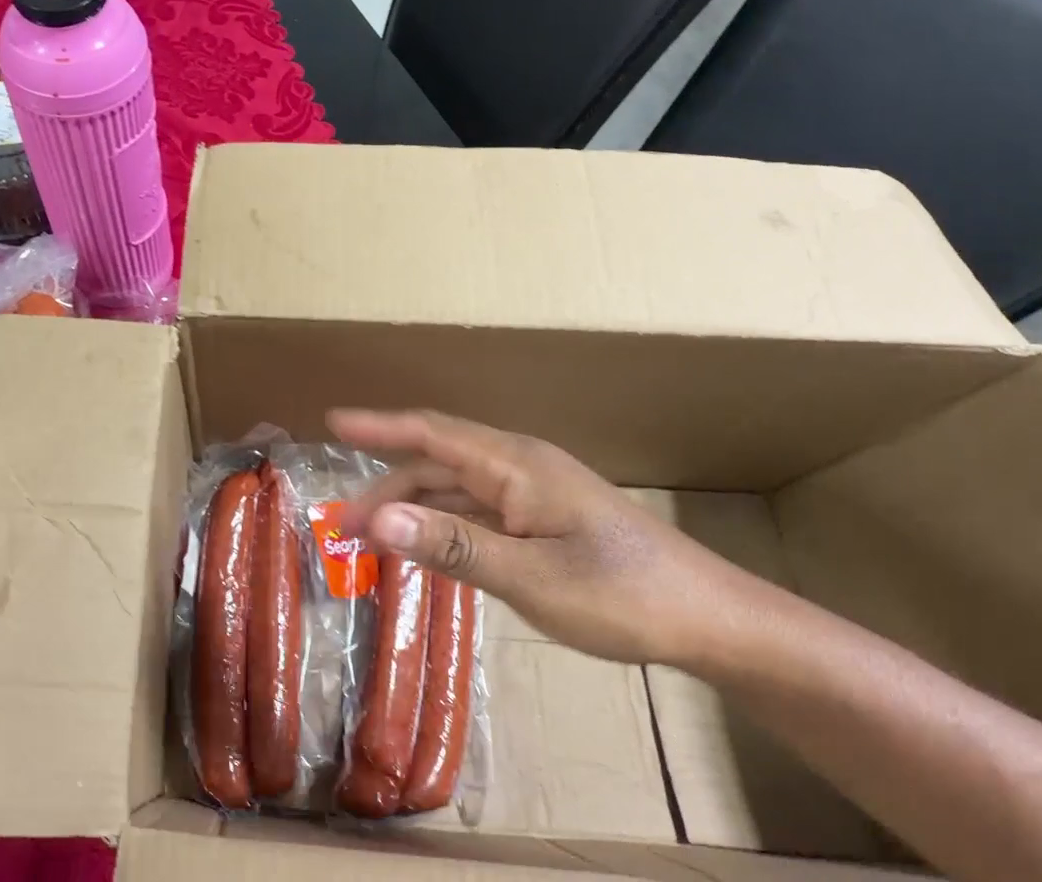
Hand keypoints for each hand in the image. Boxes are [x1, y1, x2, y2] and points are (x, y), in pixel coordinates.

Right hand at [329, 409, 751, 666]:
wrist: (708, 620)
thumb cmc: (621, 595)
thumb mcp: (529, 576)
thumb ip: (452, 545)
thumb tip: (377, 518)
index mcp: (516, 465)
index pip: (433, 434)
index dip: (380, 426)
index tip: (333, 421)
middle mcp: (521, 467)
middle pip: (438, 462)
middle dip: (387, 485)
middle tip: (344, 523)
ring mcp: (535, 492)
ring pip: (457, 487)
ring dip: (413, 507)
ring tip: (373, 537)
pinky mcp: (545, 518)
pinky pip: (479, 509)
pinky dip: (444, 524)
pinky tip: (427, 546)